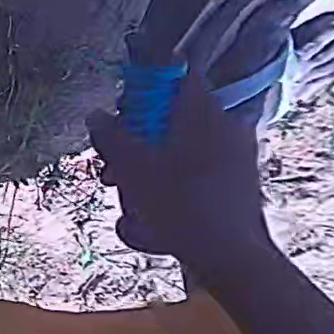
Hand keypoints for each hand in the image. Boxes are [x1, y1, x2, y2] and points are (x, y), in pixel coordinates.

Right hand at [86, 73, 275, 271]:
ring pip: (180, 141)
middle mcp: (226, 126)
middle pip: (172, 114)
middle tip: (112, 159)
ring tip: (122, 186)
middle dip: (136, 133)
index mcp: (204, 114)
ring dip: (147, 157)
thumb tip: (97, 114)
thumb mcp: (131, 164)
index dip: (144, 89)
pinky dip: (169, 172)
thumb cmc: (177, 202)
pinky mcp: (237, 179)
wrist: (229, 255)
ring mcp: (236, 154)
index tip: (121, 112)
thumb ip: (111, 134)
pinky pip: (195, 162)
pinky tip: (148, 199)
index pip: (176, 79)